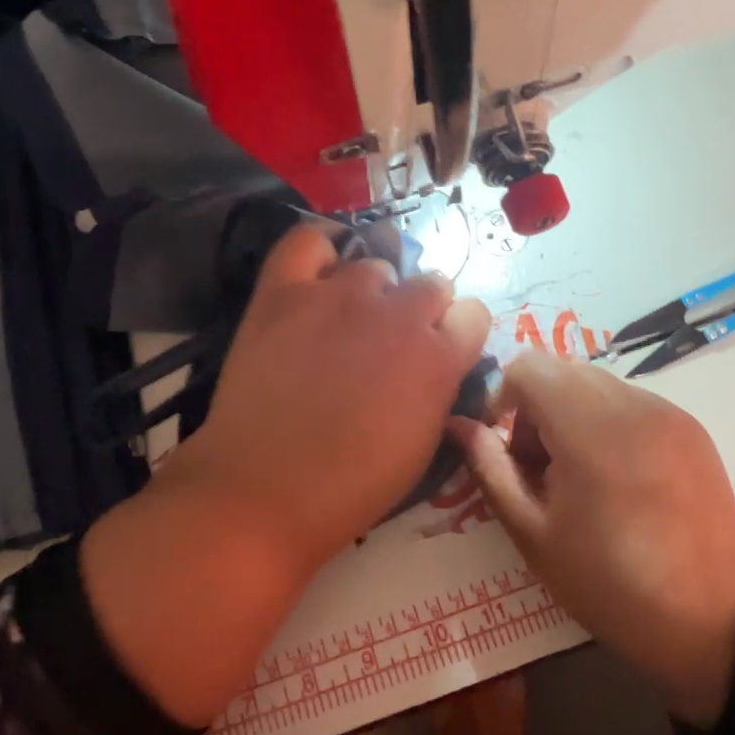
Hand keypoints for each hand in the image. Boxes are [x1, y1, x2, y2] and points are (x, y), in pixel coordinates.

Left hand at [81, 226, 489, 726]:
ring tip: (346, 324)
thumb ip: (439, 390)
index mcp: (438, 357)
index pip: (472, 314)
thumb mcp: (422, 446)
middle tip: (390, 346)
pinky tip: (320, 270)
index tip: (441, 353)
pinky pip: (308, 241)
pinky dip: (319, 250)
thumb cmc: (350, 489)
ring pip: (373, 267)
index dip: (457, 334)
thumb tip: (438, 363)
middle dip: (420, 312)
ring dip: (371, 293)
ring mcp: (338, 296)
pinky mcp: (284, 292)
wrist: (261, 493)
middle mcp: (398, 313)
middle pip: (430, 284)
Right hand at [447, 352, 734, 727]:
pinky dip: (610, 424)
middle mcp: (633, 404)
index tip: (507, 447)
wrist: (708, 618)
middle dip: (537, 408)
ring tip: (582, 478)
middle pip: (562, 370)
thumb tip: (459, 423)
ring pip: (598, 384)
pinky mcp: (691, 426)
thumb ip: (490, 467)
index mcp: (590, 429)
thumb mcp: (532, 532)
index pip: (528, 366)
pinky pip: (633, 403)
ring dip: (573, 414)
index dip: (504, 397)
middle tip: (542, 471)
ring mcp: (668, 412)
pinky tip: (620, 479)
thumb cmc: (607, 583)